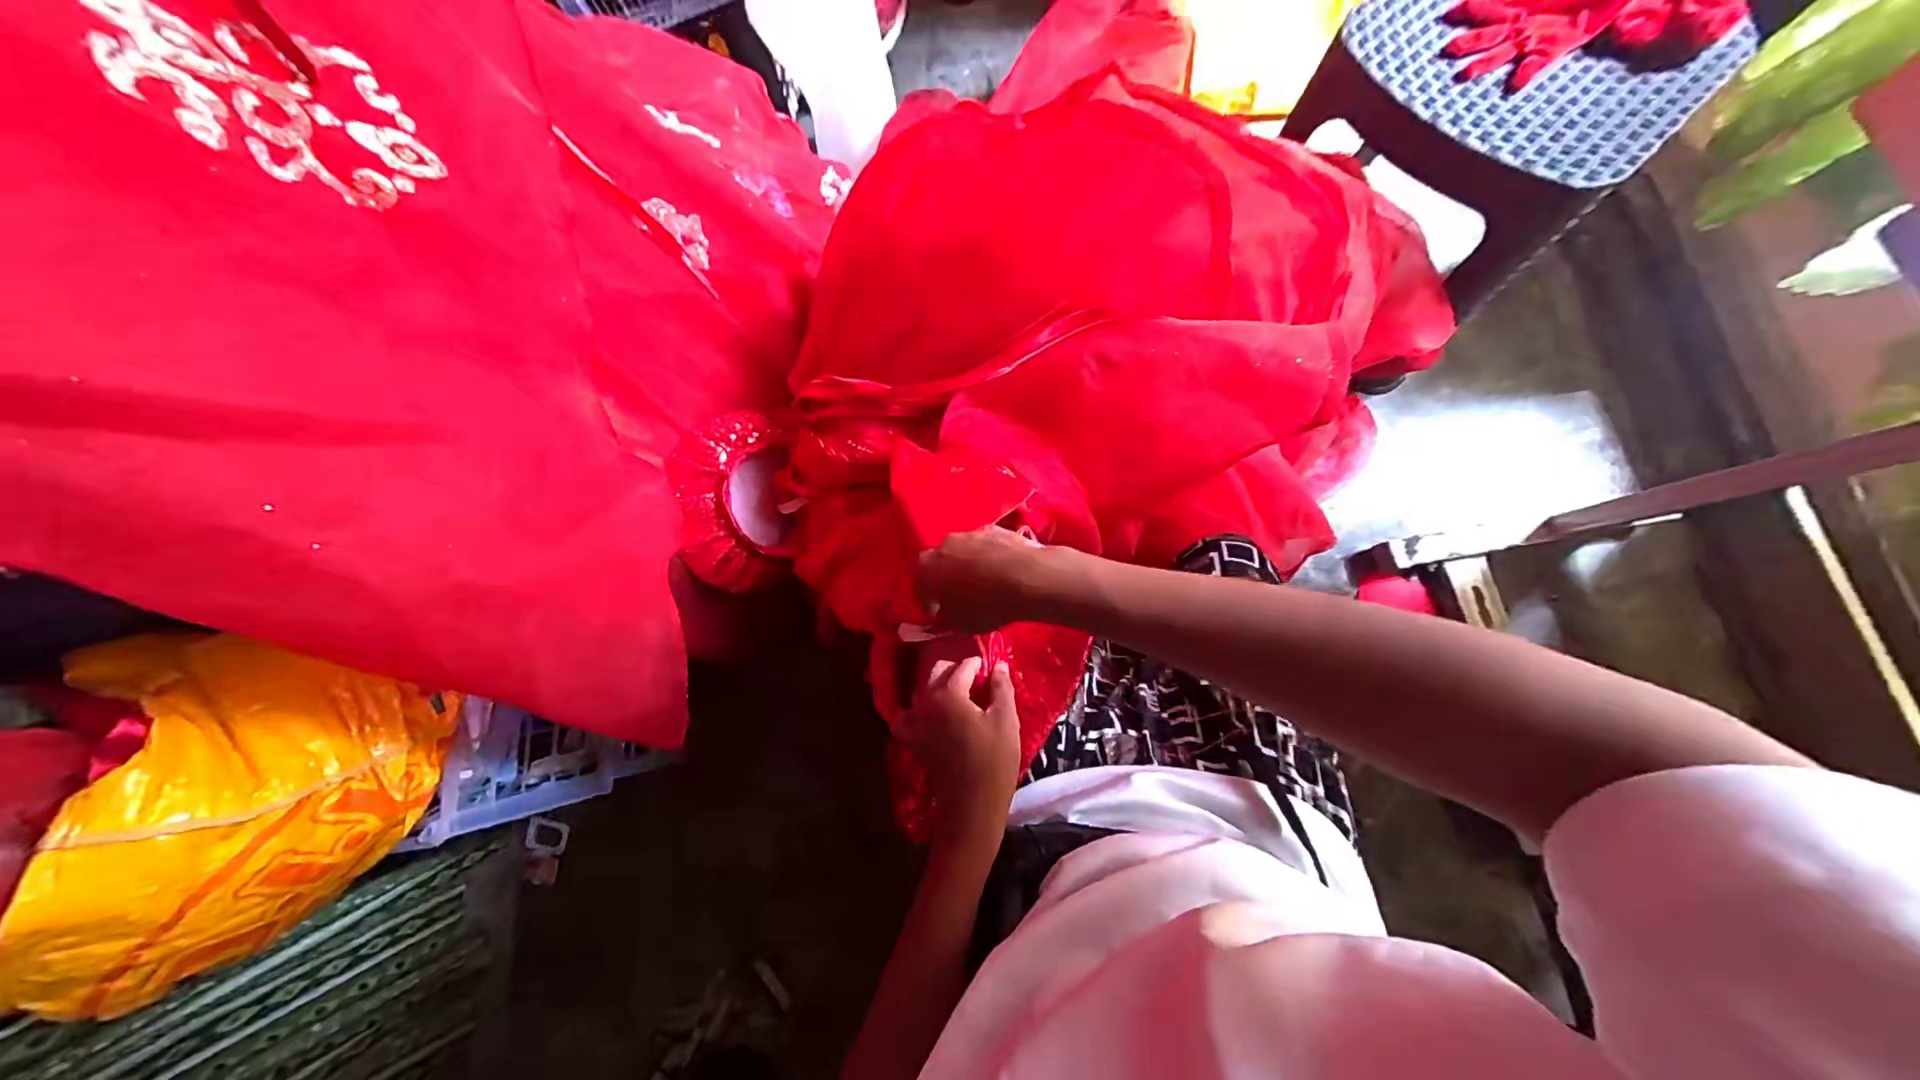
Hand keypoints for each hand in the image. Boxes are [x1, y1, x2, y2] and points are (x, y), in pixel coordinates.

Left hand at [897, 653, 1020, 844]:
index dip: (976, 664)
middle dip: (955, 669)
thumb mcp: (1006, 720)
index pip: (962, 668)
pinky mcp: (911, 741)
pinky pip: (906, 716)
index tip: (987, 665)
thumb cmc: (994, 761)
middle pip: (937, 673)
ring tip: (956, 692)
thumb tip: (997, 665)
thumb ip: (1001, 688)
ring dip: (937, 686)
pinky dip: (915, 710)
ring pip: (921, 691)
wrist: (972, 805)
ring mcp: (914, 723)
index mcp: (948, 694)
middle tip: (974, 676)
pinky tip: (928, 714)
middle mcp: (925, 703)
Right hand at [916, 527, 1051, 633]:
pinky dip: (989, 558)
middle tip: (959, 595)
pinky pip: (986, 547)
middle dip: (947, 578)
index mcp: (928, 567)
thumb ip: (944, 617)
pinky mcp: (996, 529)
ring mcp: (971, 533)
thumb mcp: (959, 624)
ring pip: (963, 551)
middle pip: (941, 562)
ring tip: (984, 584)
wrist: (1027, 577)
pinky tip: (1001, 572)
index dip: (928, 600)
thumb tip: (942, 612)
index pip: (919, 584)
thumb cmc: (986, 605)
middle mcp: (945, 543)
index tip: (938, 612)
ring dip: (968, 565)